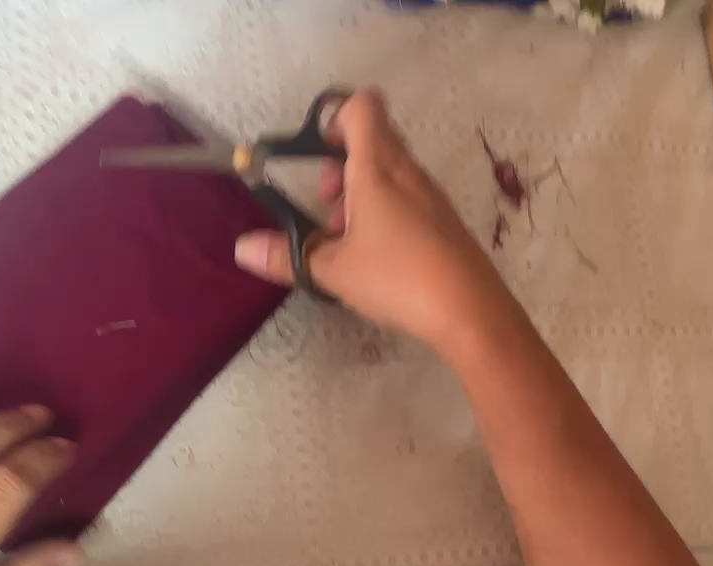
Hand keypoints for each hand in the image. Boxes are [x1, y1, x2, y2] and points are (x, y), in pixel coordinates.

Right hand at [232, 89, 526, 356]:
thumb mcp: (333, 270)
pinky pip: (408, 201)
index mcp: (377, 168)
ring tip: (346, 240)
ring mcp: (431, 197)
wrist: (469, 310)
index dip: (336, 118)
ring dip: (362, 196)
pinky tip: (378, 258)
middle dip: (342, 167)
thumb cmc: (397, 278)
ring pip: (390, 175)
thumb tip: (243, 249)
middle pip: (374, 141)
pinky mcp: (445, 223)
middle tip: (325, 206)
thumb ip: (287, 256)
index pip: (361, 108)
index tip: (318, 153)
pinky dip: (386, 215)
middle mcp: (408, 172)